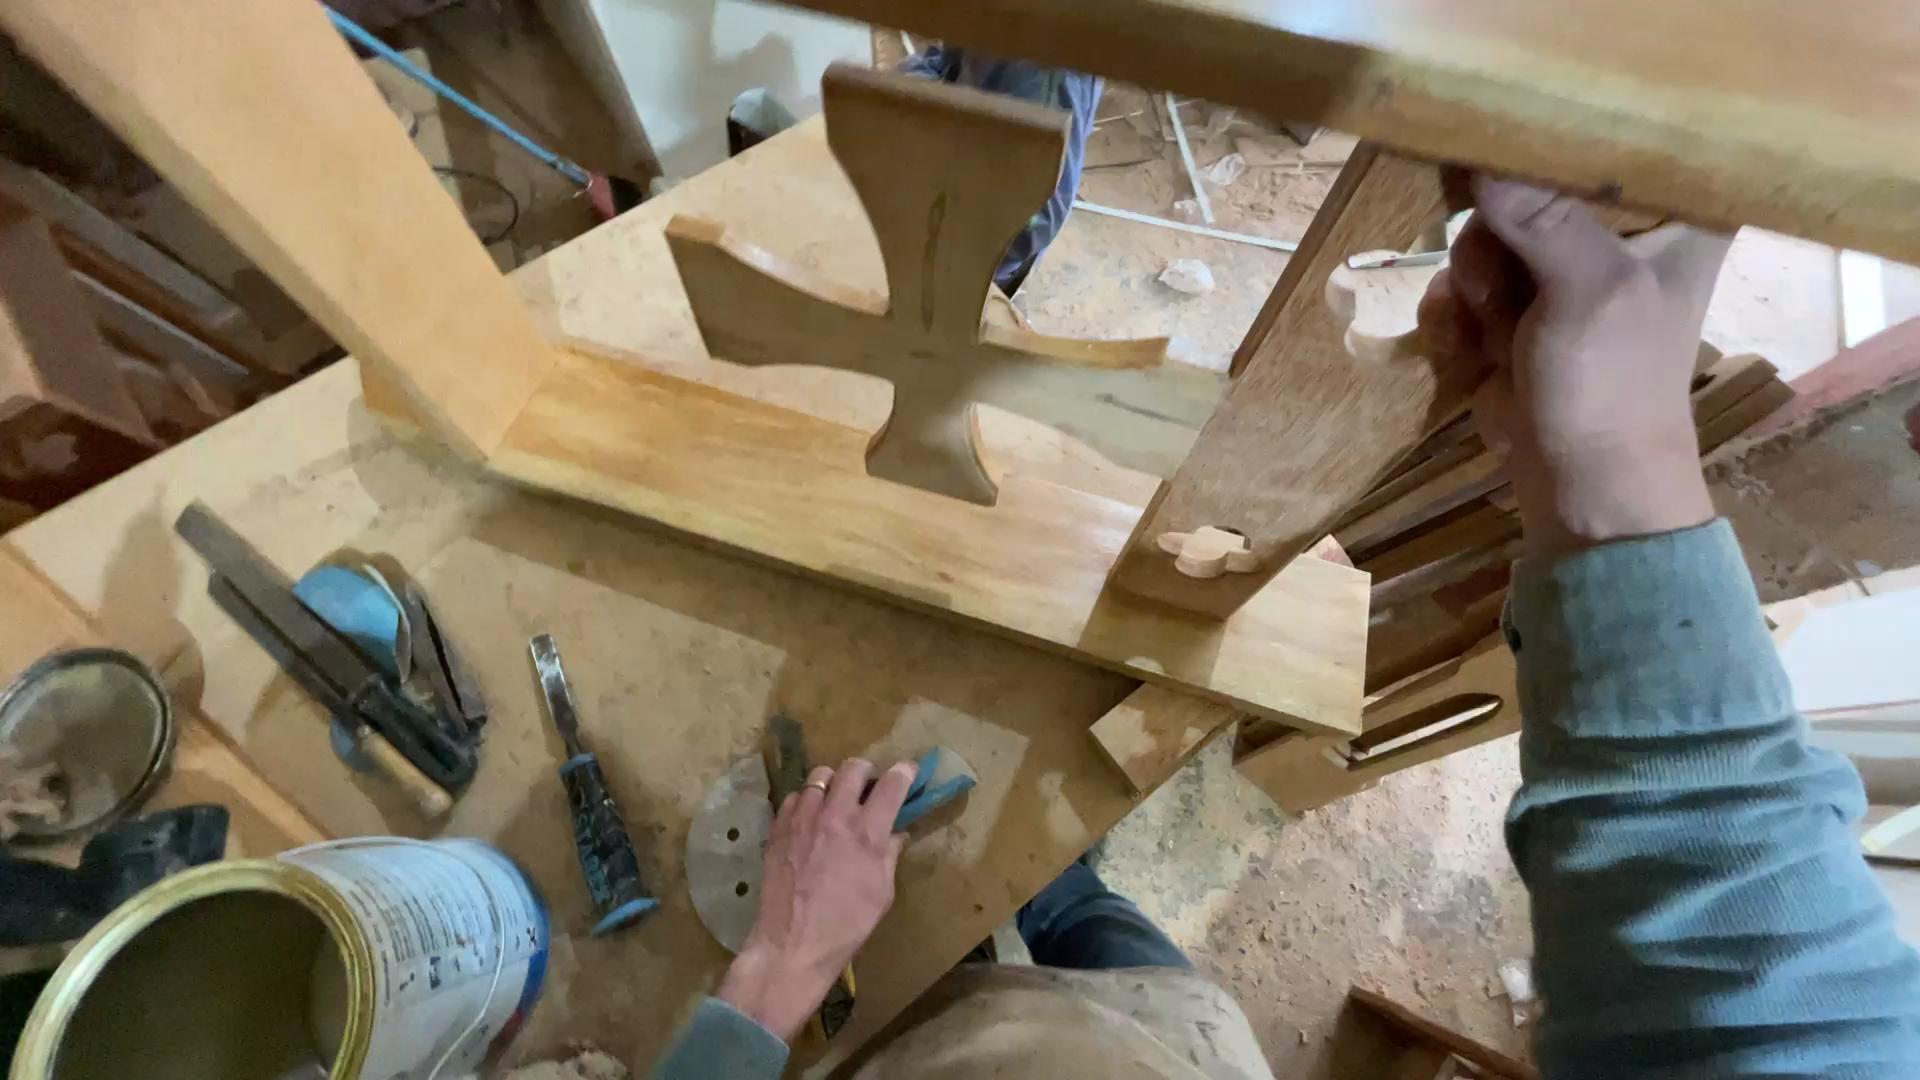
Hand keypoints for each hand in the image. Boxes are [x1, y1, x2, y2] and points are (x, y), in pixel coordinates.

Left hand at [717, 756, 916, 1041]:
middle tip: (868, 787)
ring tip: (835, 802)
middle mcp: (836, 814)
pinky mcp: (779, 827)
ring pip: (821, 775)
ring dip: (834, 784)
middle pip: (854, 767)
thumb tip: (896, 833)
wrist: (792, 946)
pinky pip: (795, 796)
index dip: (905, 771)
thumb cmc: (846, 924)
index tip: (908, 770)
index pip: (892, 784)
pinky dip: (806, 802)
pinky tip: (809, 820)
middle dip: (867, 772)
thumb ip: (889, 854)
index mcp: (867, 831)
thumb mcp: (882, 892)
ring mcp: (804, 817)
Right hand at [1420, 175, 1732, 553]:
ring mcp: (1553, 281)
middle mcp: (1612, 238)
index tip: (1491, 188)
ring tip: (1487, 334)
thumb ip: (1542, 222)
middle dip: (1489, 254)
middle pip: (1516, 204)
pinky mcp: (1510, 317)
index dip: (1533, 169)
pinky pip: (1457, 292)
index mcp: (1669, 215)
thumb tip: (1480, 162)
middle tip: (1498, 296)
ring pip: (1477, 251)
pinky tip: (1463, 348)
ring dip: (1465, 294)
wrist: (1576, 473)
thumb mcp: (1586, 290)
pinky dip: (1450, 320)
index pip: (1592, 156)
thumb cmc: (1608, 380)